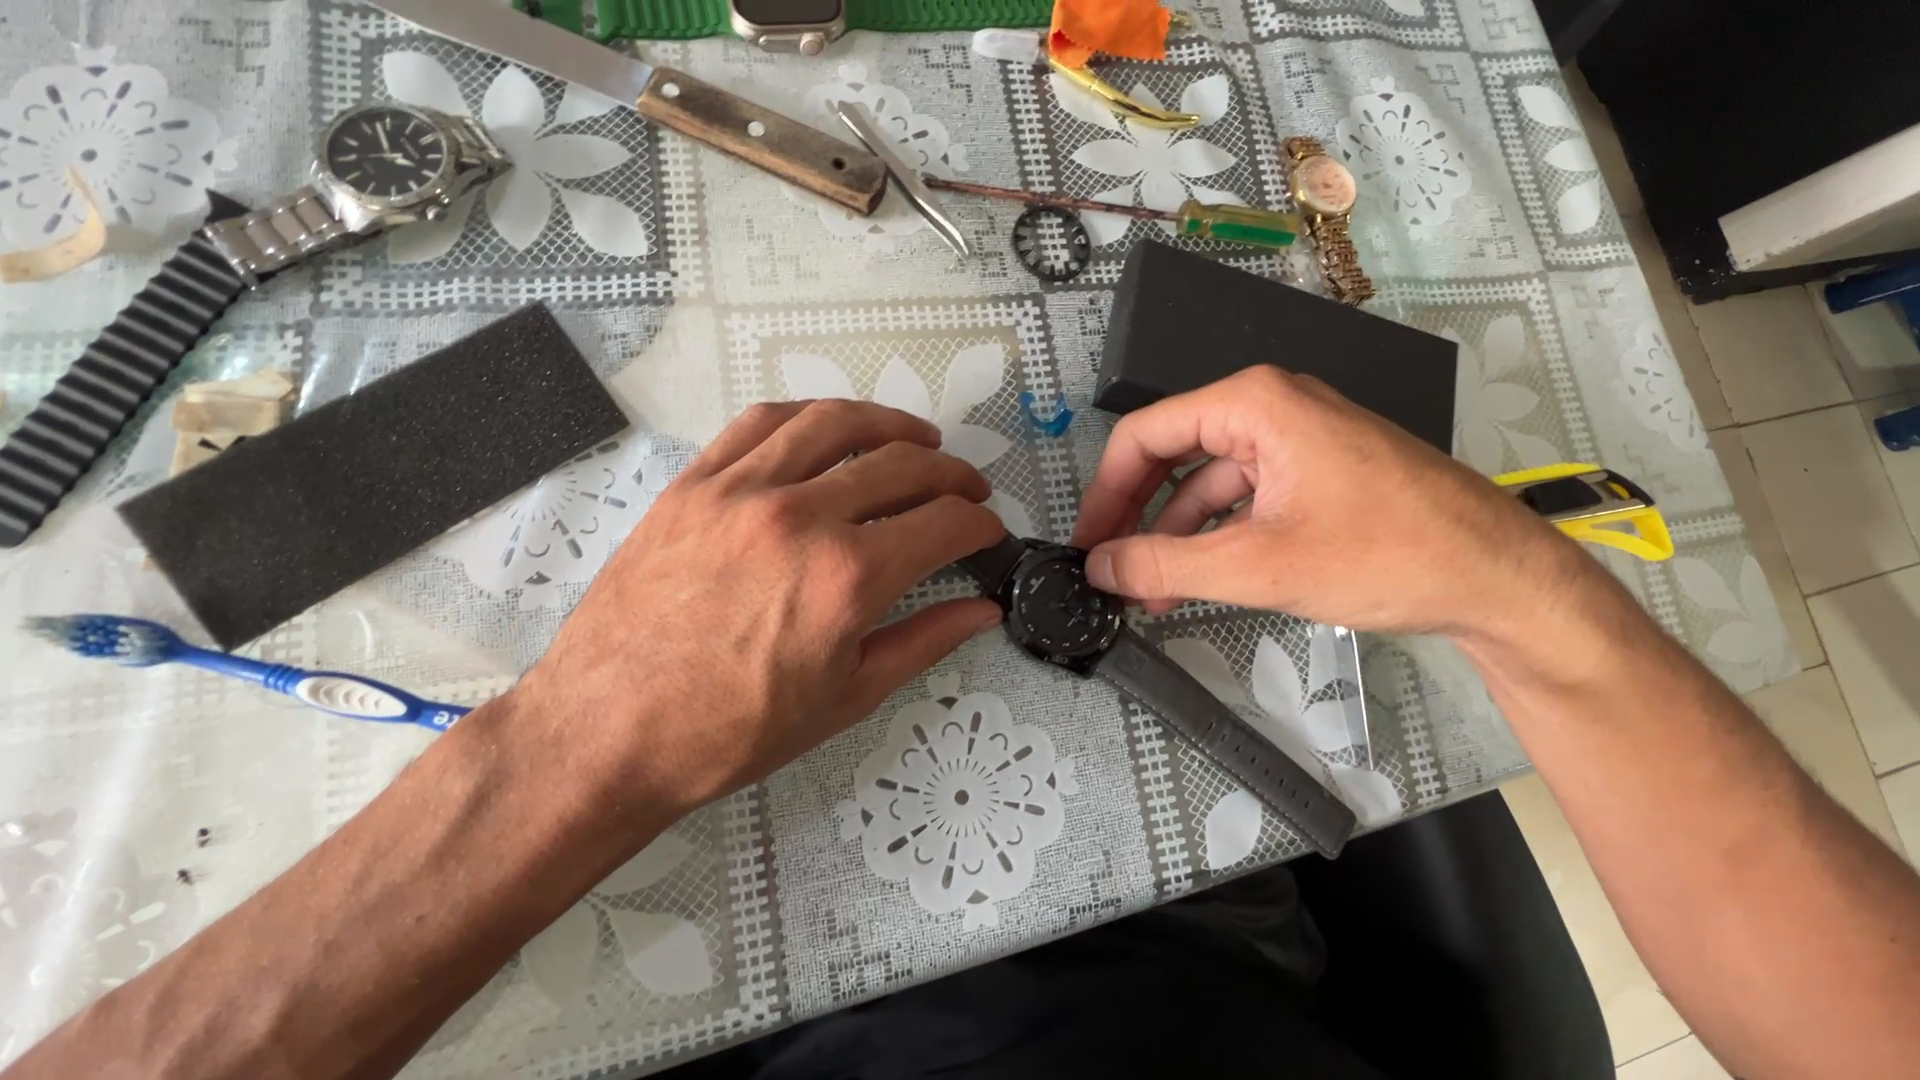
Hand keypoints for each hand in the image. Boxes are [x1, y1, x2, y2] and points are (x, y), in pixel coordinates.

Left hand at [510, 400, 1005, 817]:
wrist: (609, 731)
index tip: (988, 532)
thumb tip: (981, 611)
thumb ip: (923, 642)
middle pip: (902, 464)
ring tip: (916, 440)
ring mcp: (740, 490)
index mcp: (848, 578)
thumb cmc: (731, 732)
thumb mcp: (845, 698)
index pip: (943, 523)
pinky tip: (829, 431)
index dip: (980, 524)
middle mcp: (800, 517)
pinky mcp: (693, 483)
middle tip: (967, 490)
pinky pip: (761, 423)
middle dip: (952, 474)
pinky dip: (809, 418)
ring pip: (835, 423)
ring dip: (890, 425)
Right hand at [1070, 366, 1589, 638]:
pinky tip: (1198, 579)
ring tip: (1151, 591)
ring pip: (1208, 482)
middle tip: (1110, 567)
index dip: (1104, 492)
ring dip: (1175, 535)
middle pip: (1173, 455)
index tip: (1087, 544)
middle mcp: (1272, 407)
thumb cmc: (1387, 555)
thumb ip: (1164, 565)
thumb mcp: (1257, 566)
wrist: (1500, 579)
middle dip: (1137, 515)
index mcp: (1254, 403)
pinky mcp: (1317, 472)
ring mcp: (1298, 439)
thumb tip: (1098, 569)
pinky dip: (1216, 536)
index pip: (1145, 435)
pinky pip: (1245, 497)